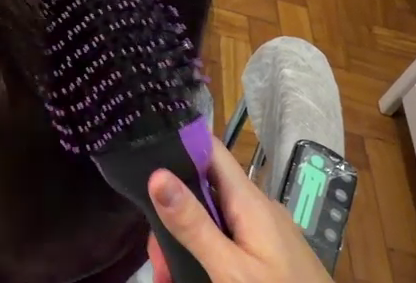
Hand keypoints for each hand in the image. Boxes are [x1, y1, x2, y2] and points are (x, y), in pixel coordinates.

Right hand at [145, 140, 333, 282]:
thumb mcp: (231, 272)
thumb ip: (193, 225)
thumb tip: (155, 173)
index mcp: (250, 201)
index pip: (209, 148)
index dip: (176, 145)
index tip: (143, 161)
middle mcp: (259, 208)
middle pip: (205, 190)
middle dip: (175, 216)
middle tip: (158, 261)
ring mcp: (267, 233)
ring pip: (215, 220)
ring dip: (188, 243)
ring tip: (170, 279)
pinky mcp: (272, 257)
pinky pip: (231, 242)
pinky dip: (208, 256)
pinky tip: (194, 280)